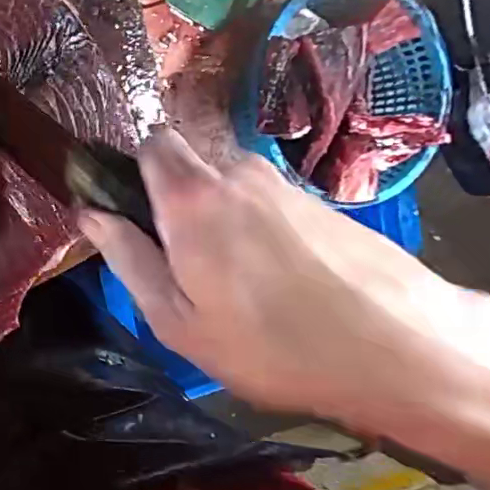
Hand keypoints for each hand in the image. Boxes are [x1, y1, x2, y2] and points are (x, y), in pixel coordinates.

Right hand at [79, 131, 489, 447]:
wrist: (399, 346)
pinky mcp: (320, 202)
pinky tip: (281, 283)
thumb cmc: (270, 344)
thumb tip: (90, 214)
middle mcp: (237, 171)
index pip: (149, 143)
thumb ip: (127, 258)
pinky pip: (266, 203)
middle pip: (189, 167)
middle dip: (176, 206)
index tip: (136, 221)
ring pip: (228, 188)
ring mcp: (284, 184)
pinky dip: (258, 230)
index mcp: (192, 195)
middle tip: (188, 272)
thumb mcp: (176, 318)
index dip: (134, 175)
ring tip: (239, 287)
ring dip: (219, 222)